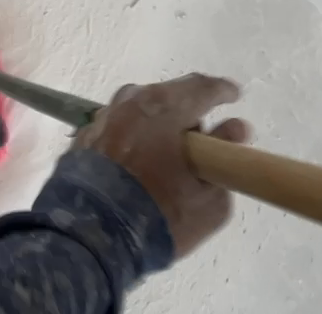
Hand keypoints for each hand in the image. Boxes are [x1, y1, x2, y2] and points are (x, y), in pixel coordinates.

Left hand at [72, 73, 249, 257]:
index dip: (221, 91)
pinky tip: (139, 165)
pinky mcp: (86, 136)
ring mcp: (104, 116)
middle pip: (167, 98)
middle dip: (187, 115)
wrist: (94, 233)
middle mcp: (130, 100)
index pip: (200, 87)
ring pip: (140, 112)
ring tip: (168, 156)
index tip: (234, 96)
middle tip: (202, 141)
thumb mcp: (210, 196)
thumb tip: (234, 128)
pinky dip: (134, 140)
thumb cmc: (161, 213)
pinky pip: (119, 130)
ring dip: (157, 127)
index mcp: (163, 105)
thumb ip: (226, 156)